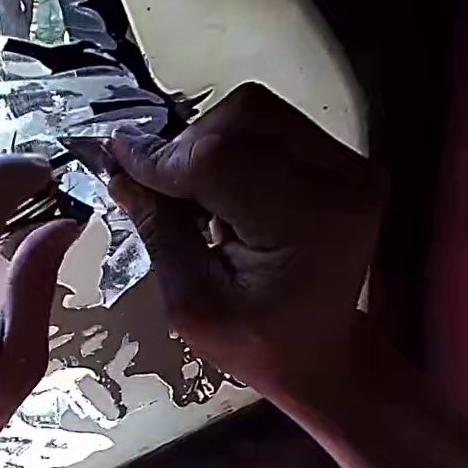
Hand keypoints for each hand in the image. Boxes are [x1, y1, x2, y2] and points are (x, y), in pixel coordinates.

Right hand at [107, 83, 384, 405]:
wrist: (318, 353)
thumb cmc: (256, 344)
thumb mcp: (192, 305)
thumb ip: (160, 234)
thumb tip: (121, 173)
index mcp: (310, 223)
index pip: (221, 157)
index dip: (160, 158)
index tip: (117, 164)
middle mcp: (343, 179)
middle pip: (241, 120)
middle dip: (183, 150)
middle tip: (155, 190)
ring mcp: (349, 165)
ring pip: (254, 114)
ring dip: (204, 146)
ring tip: (188, 196)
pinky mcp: (342, 161)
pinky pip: (269, 128)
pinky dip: (228, 149)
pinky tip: (216, 192)